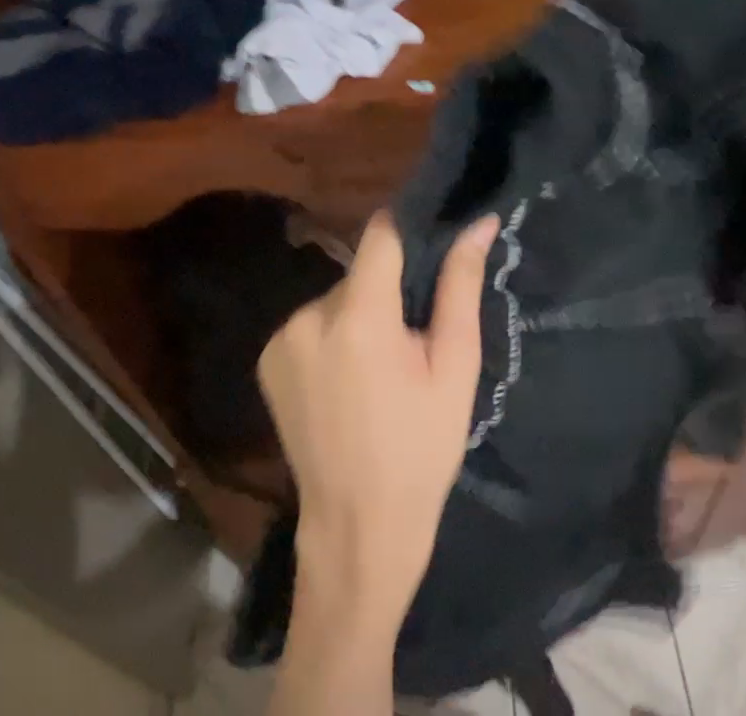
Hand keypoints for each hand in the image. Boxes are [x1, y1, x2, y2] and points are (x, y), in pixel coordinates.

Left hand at [259, 210, 500, 623]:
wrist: (360, 523)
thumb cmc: (422, 447)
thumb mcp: (455, 368)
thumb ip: (460, 287)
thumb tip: (478, 223)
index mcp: (360, 318)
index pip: (382, 234)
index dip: (411, 228)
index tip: (436, 240)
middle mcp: (308, 317)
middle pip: (361, 273)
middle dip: (390, 291)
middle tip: (417, 339)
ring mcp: (281, 340)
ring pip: (336, 300)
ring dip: (361, 316)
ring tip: (383, 369)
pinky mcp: (267, 360)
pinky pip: (312, 326)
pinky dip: (334, 338)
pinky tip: (349, 381)